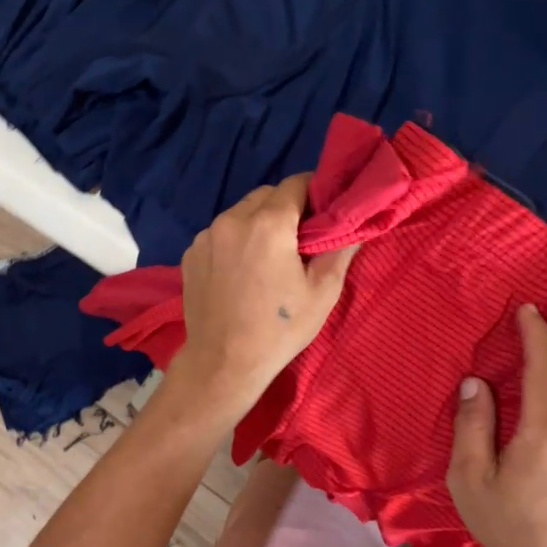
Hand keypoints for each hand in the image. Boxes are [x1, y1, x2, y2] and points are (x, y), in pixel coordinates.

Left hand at [166, 174, 356, 420]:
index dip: (313, 194)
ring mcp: (206, 237)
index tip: (322, 214)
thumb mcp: (322, 292)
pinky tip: (240, 272)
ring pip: (240, 213)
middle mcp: (232, 220)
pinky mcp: (190, 254)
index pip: (296, 184)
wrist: (222, 363)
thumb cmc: (279, 330)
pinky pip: (219, 234)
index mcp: (269, 224)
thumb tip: (356, 221)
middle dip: (284, 209)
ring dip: (256, 224)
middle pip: (266, 195)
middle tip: (297, 241)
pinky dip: (233, 242)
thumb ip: (340, 248)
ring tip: (267, 259)